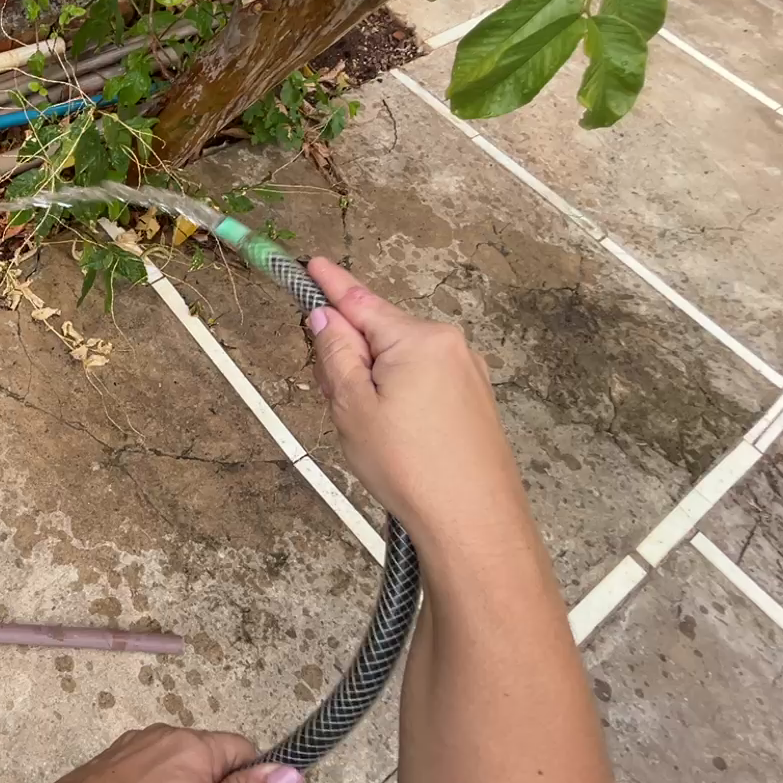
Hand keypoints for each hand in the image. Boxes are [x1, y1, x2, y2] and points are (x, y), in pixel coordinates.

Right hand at [304, 257, 526, 542]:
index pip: (359, 301)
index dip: (329, 283)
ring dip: (364, 380)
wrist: (473, 521)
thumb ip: (335, 353)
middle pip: (375, 332)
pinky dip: (388, 391)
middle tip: (333, 399)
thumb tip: (324, 317)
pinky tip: (384, 430)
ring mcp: (465, 371)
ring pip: (393, 359)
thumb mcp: (352, 404)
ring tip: (361, 426)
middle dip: (345, 354)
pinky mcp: (470, 397)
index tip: (310, 262)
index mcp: (418, 339)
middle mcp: (448, 345)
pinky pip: (415, 377)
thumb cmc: (406, 462)